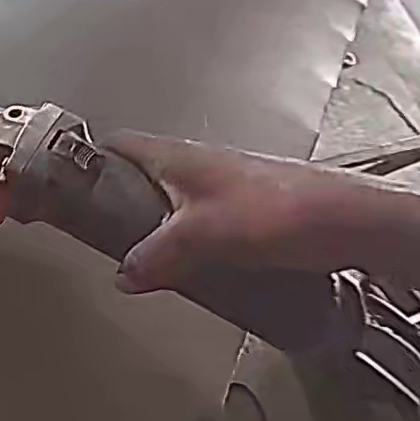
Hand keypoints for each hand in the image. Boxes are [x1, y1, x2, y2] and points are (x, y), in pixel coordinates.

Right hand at [104, 131, 387, 292]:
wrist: (348, 222)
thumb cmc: (275, 213)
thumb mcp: (201, 237)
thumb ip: (155, 256)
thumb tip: (122, 276)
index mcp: (175, 157)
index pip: (119, 144)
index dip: (92, 159)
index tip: (71, 186)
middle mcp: (194, 162)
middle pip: (139, 171)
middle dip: (116, 196)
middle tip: (98, 228)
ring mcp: (219, 182)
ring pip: (168, 194)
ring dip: (149, 218)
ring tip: (135, 250)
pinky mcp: (240, 204)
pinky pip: (194, 213)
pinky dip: (179, 232)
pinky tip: (183, 259)